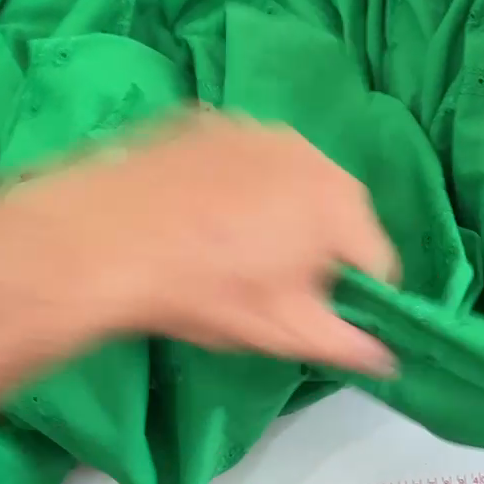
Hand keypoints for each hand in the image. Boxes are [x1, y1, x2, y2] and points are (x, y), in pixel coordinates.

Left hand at [0, 115, 399, 374]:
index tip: (321, 312)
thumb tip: (390, 362)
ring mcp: (256, 129)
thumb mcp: (284, 332)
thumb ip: (350, 346)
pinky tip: (202, 216)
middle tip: (275, 283)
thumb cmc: (205, 291)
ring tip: (235, 249)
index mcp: (340, 206)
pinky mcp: (207, 121)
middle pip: (340, 215)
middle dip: (322, 249)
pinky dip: (241, 187)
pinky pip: (247, 161)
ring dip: (285, 215)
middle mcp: (310, 155)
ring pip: (295, 184)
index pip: (378, 261)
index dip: (358, 296)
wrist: (94, 240)